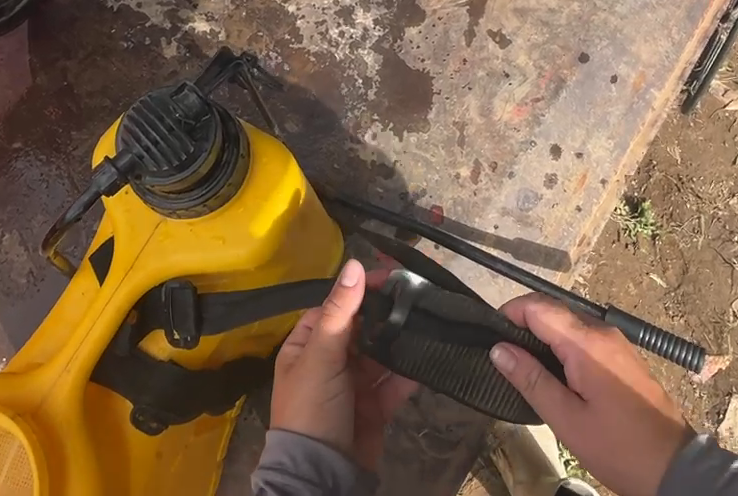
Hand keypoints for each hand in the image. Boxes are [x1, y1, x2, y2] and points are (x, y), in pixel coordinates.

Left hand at [270, 259, 419, 471]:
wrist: (321, 476)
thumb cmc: (312, 408)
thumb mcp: (321, 355)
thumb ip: (340, 310)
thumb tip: (354, 264)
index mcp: (309, 344)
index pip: (338, 306)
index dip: (361, 289)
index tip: (392, 273)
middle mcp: (331, 360)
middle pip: (363, 328)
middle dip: (386, 314)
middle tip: (418, 294)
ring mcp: (353, 383)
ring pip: (381, 353)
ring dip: (400, 341)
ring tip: (428, 321)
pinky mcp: (374, 406)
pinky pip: (394, 382)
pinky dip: (408, 373)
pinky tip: (427, 359)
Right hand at [489, 295, 693, 495]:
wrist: (675, 469)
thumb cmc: (618, 447)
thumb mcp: (567, 420)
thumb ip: (531, 380)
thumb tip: (498, 349)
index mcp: (586, 342)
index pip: (538, 306)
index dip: (510, 313)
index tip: (490, 334)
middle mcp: (601, 332)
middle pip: (553, 309)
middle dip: (523, 322)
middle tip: (502, 352)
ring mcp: (615, 342)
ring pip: (568, 322)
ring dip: (542, 334)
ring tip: (522, 364)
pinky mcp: (622, 355)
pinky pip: (583, 336)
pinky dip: (562, 344)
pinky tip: (553, 371)